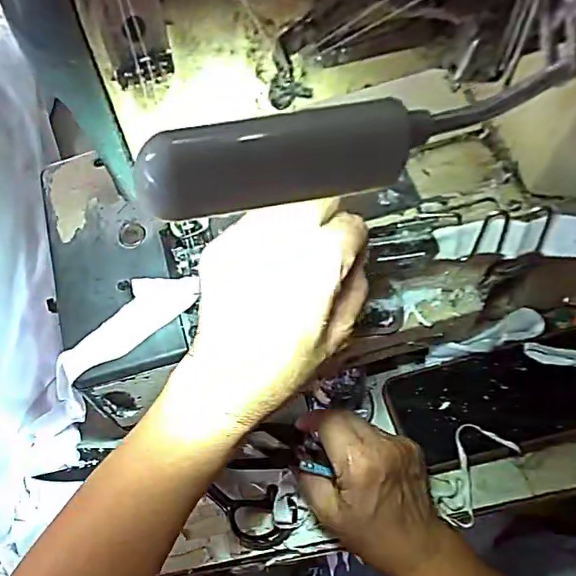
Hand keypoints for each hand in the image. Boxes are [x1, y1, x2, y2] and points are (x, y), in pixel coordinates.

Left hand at [176, 198, 367, 428]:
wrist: (223, 380)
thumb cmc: (274, 369)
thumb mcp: (337, 336)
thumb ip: (356, 287)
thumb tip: (356, 264)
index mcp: (320, 258)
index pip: (352, 221)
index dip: (354, 240)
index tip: (348, 252)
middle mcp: (282, 239)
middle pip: (318, 196)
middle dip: (325, 218)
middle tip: (322, 246)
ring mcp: (246, 240)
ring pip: (283, 203)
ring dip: (293, 222)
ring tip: (291, 257)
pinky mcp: (219, 248)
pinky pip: (250, 225)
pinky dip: (261, 238)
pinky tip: (263, 267)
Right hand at [296, 409, 459, 575]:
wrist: (416, 545)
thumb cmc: (374, 536)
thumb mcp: (327, 513)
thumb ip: (307, 479)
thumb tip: (299, 458)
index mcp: (360, 462)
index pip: (329, 420)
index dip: (310, 421)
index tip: (301, 429)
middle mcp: (383, 447)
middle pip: (345, 416)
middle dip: (325, 426)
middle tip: (316, 448)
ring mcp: (400, 445)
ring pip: (361, 424)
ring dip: (345, 435)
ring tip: (341, 463)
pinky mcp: (409, 447)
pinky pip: (377, 434)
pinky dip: (364, 444)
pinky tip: (363, 467)